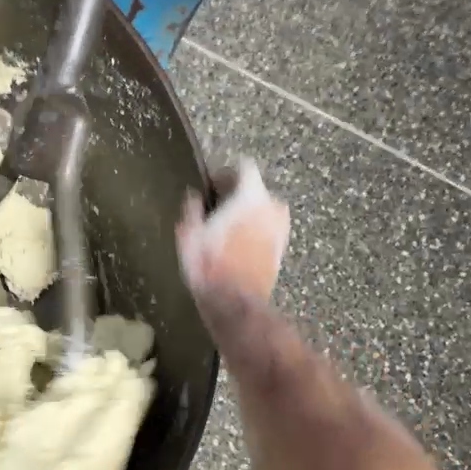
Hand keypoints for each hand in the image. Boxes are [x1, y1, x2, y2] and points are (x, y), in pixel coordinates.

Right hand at [176, 161, 289, 304]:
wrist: (235, 302)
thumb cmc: (209, 264)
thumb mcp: (188, 234)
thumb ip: (192, 209)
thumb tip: (195, 196)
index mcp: (250, 195)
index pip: (242, 167)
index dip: (224, 174)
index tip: (210, 187)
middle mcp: (272, 206)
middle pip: (253, 190)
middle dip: (235, 196)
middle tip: (214, 211)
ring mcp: (280, 228)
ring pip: (261, 210)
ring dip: (245, 215)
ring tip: (224, 231)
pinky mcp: (282, 248)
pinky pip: (266, 229)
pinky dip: (253, 231)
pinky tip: (236, 247)